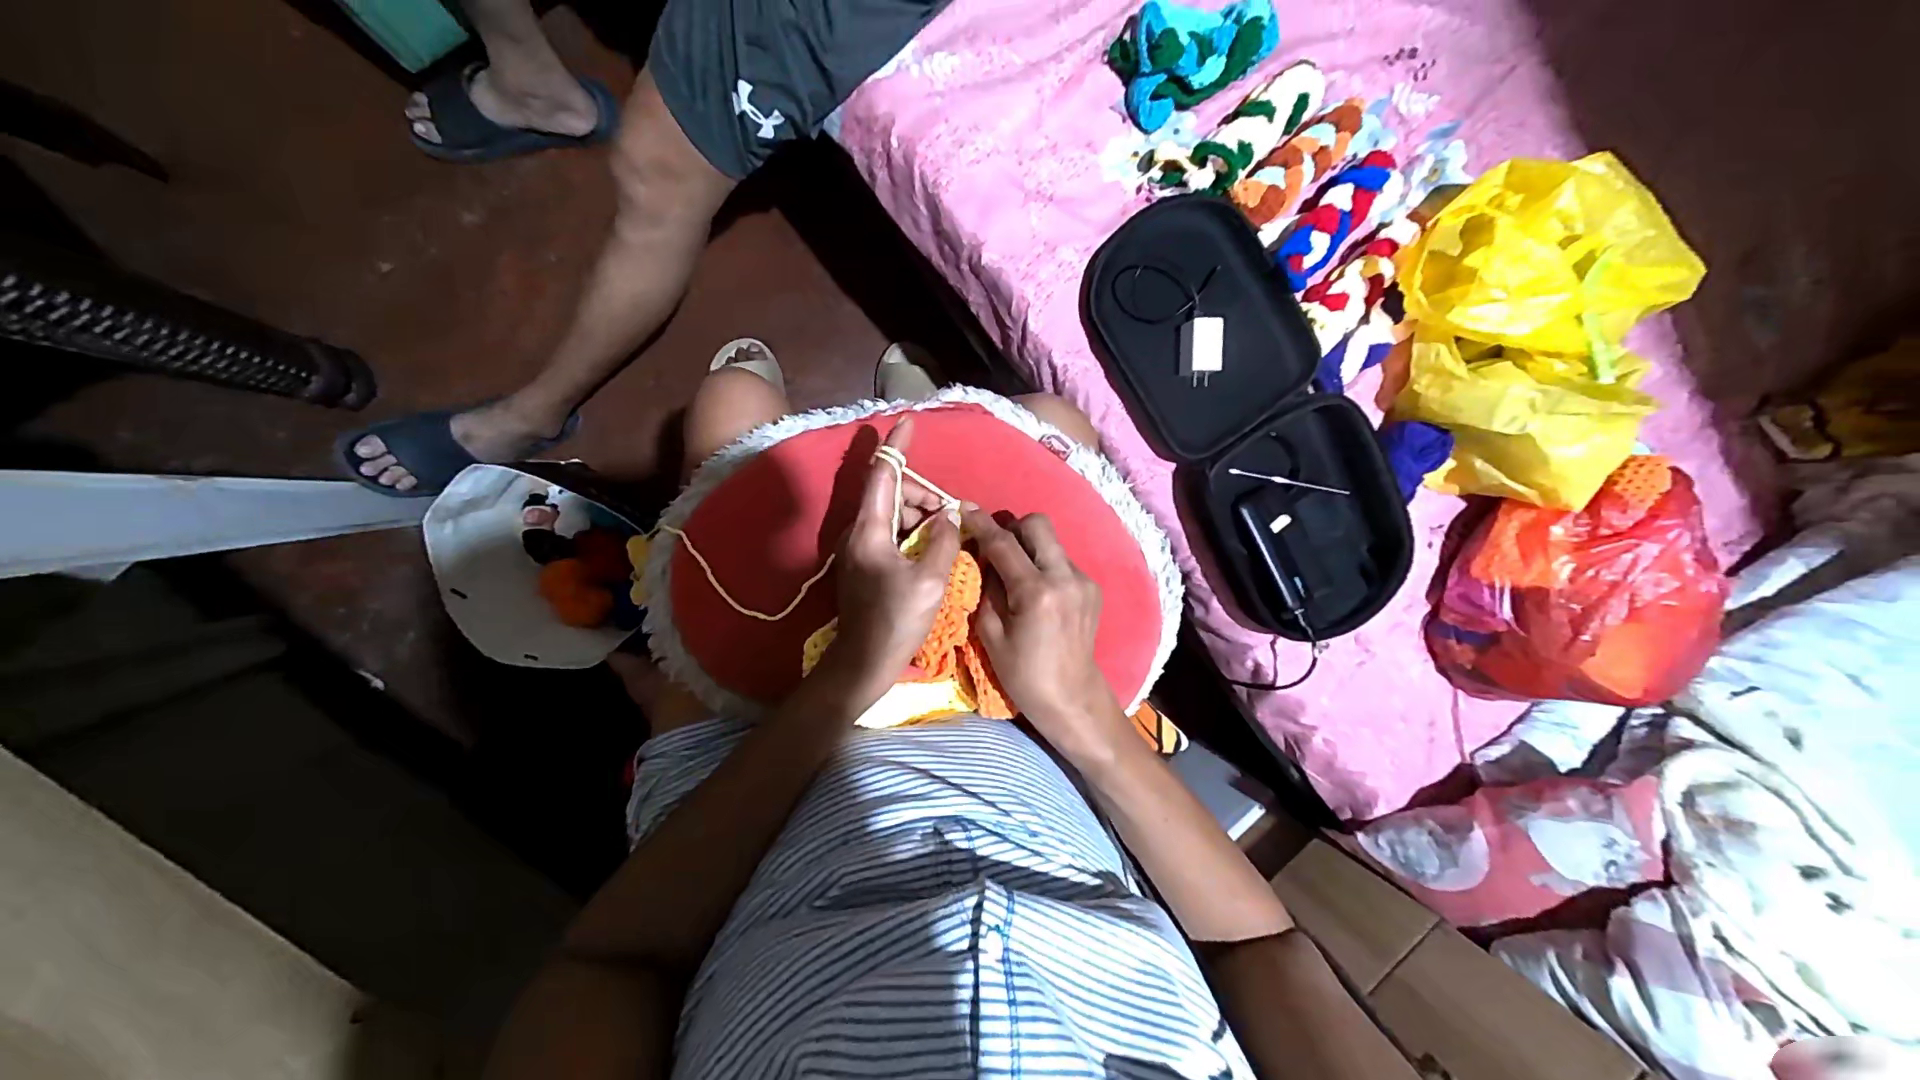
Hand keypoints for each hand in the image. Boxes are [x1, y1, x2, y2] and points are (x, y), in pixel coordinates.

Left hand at [827, 418, 959, 694]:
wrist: (863, 662)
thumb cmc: (895, 621)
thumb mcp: (929, 580)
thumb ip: (942, 540)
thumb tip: (949, 515)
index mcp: (869, 530)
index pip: (883, 475)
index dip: (897, 447)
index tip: (908, 422)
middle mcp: (858, 533)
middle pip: (891, 494)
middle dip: (922, 494)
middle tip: (951, 515)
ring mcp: (859, 549)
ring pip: (892, 514)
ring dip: (920, 516)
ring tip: (946, 535)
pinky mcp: (864, 564)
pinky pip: (890, 534)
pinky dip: (912, 533)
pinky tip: (932, 548)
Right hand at [964, 507, 1134, 768]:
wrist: (1072, 697)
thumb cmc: (1023, 674)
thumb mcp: (991, 634)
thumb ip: (986, 588)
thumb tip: (982, 556)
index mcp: (1036, 593)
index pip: (1003, 544)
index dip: (980, 524)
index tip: (964, 509)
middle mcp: (1064, 577)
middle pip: (1037, 524)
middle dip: (1012, 527)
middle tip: (995, 545)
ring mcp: (1083, 581)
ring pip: (1052, 541)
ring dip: (1029, 546)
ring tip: (1014, 571)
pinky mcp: (1092, 588)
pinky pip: (1061, 560)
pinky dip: (1044, 564)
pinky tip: (1035, 590)